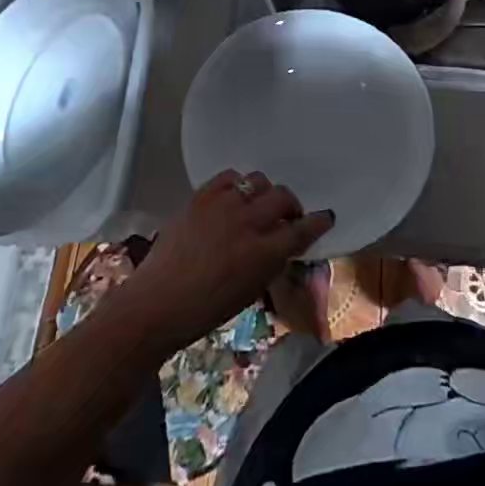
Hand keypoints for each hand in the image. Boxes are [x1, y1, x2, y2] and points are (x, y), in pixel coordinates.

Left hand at [108, 170, 334, 353]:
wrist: (159, 301)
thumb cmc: (207, 308)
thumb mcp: (251, 291)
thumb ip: (271, 262)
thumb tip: (283, 243)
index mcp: (263, 254)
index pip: (302, 229)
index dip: (318, 222)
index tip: (325, 217)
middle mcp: (247, 222)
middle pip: (282, 197)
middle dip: (290, 206)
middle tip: (286, 217)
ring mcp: (223, 205)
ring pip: (258, 181)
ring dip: (264, 193)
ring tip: (257, 206)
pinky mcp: (201, 196)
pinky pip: (229, 176)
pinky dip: (237, 185)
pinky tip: (234, 197)